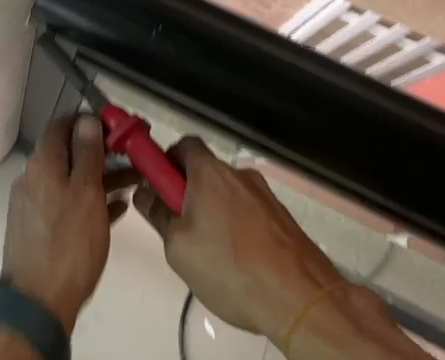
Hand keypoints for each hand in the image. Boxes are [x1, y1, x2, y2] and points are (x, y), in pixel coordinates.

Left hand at [2, 114, 137, 330]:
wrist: (38, 302)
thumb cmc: (69, 243)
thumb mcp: (87, 193)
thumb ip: (88, 153)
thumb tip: (87, 119)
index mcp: (42, 163)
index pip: (61, 125)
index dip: (86, 122)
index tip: (114, 128)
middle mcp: (33, 178)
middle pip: (67, 154)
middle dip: (99, 153)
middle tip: (130, 158)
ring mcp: (33, 204)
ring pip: (69, 180)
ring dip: (99, 178)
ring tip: (132, 184)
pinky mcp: (38, 229)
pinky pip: (66, 204)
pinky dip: (88, 202)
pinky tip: (115, 209)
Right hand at [133, 137, 343, 336]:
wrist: (300, 299)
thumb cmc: (229, 268)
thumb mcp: (178, 247)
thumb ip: (157, 215)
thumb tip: (144, 192)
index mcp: (210, 173)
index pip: (183, 145)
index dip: (166, 161)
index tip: (159, 188)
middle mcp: (239, 175)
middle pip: (206, 172)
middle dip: (189, 193)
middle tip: (181, 228)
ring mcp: (266, 196)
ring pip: (229, 195)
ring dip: (216, 213)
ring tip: (213, 255)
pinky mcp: (284, 220)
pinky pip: (251, 214)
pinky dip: (240, 229)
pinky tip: (240, 264)